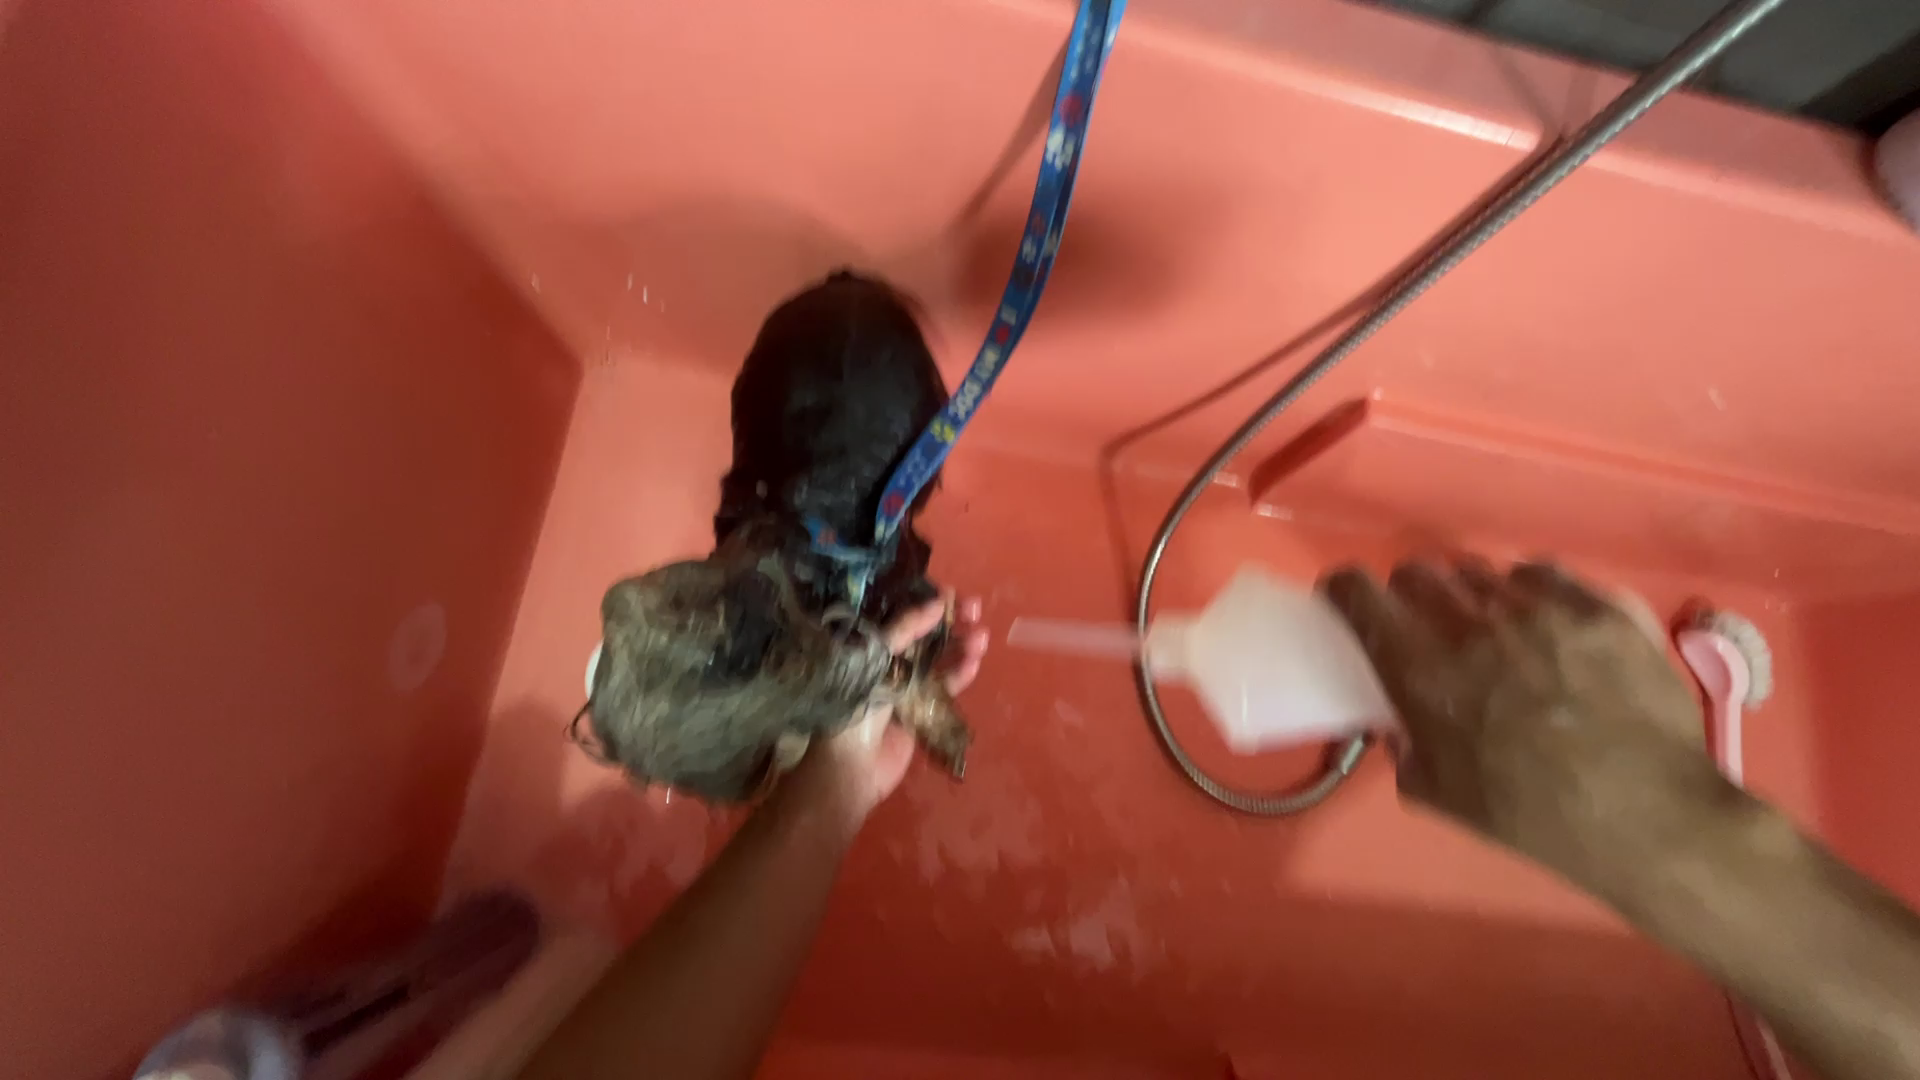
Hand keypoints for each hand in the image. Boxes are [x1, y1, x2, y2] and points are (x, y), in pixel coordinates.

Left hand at [790, 597, 987, 828]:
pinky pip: (944, 688)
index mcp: (871, 647)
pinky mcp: (921, 711)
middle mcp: (889, 663)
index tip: (952, 592)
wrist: (852, 768)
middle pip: (926, 636)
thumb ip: (905, 630)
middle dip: (951, 621)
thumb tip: (938, 604)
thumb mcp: (875, 660)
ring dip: (961, 646)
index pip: (904, 618)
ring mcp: (906, 687)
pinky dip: (960, 674)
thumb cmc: (855, 708)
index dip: (928, 604)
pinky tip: (974, 662)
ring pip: (939, 659)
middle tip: (975, 608)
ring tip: (981, 635)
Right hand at [1319, 558, 1724, 894]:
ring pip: (1477, 571)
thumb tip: (1403, 726)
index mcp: (1419, 667)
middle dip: (1407, 594)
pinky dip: (1528, 590)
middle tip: (1424, 623)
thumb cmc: (1530, 813)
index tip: (1348, 605)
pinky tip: (1542, 620)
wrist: (1651, 818)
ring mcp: (1538, 611)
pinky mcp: (1597, 608)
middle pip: (1416, 572)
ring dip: (1468, 595)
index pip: (1356, 591)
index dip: (1344, 591)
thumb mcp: (1434, 792)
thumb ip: (1404, 746)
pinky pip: (1541, 573)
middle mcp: (1469, 625)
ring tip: (1490, 625)